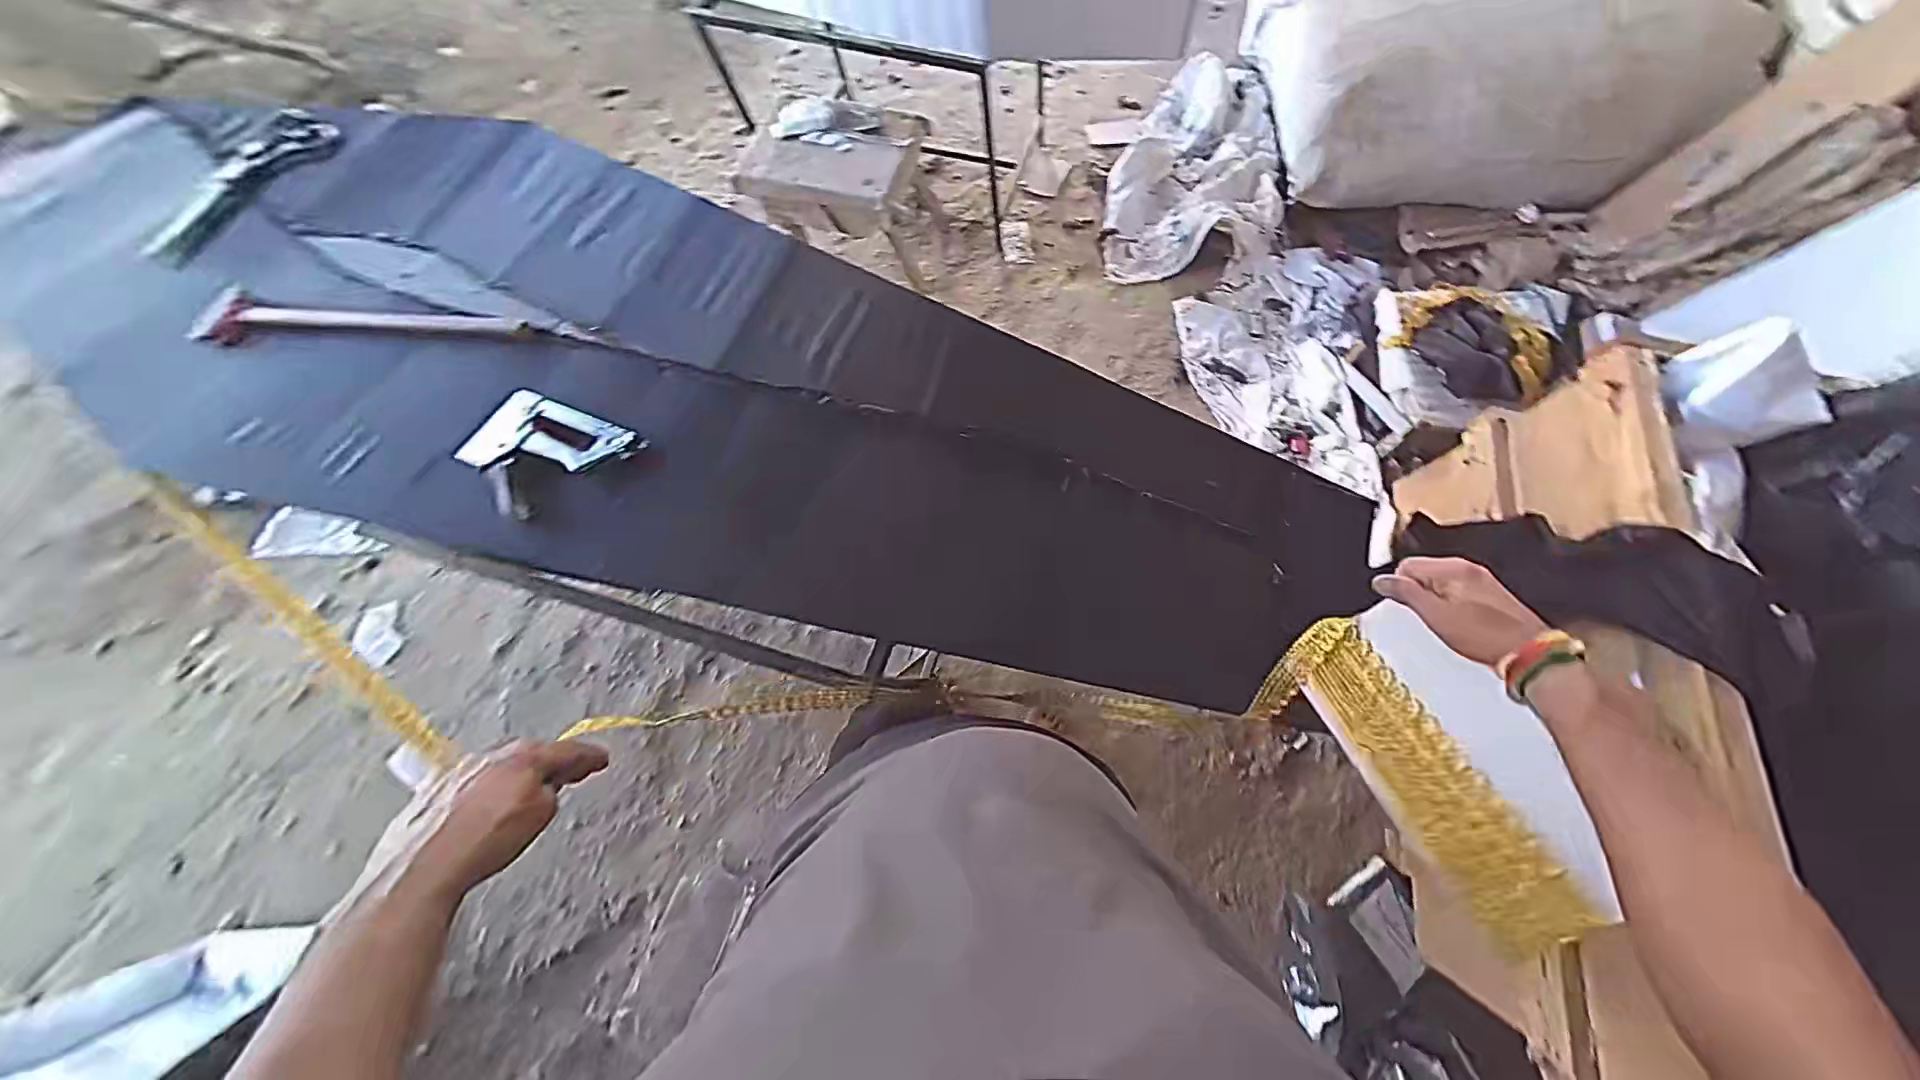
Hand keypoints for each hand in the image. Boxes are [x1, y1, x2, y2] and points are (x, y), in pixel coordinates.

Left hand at [331, 739, 608, 920]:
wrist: (421, 871)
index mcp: (521, 756)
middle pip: (532, 753)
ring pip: (503, 766)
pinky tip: (491, 809)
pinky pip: (477, 782)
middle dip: (552, 762)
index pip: (566, 750)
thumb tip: (548, 787)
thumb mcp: (540, 813)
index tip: (600, 758)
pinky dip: (492, 789)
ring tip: (530, 795)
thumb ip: (552, 791)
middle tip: (572, 772)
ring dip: (521, 775)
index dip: (589, 755)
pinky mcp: (434, 793)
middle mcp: (489, 757)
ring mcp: (459, 773)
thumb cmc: (479, 844)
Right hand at [1371, 556, 1550, 666]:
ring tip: (1447, 624)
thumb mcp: (1434, 615)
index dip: (1401, 588)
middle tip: (1430, 618)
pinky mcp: (1489, 595)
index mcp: (1453, 568)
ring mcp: (1481, 581)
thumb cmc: (1485, 635)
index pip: (1406, 566)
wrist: (1530, 653)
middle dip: (1419, 595)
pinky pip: (1456, 594)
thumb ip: (1405, 592)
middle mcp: (1468, 569)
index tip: (1411, 607)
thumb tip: (1382, 581)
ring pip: (1438, 585)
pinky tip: (1460, 626)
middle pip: (1423, 574)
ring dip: (1435, 603)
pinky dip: (1452, 608)